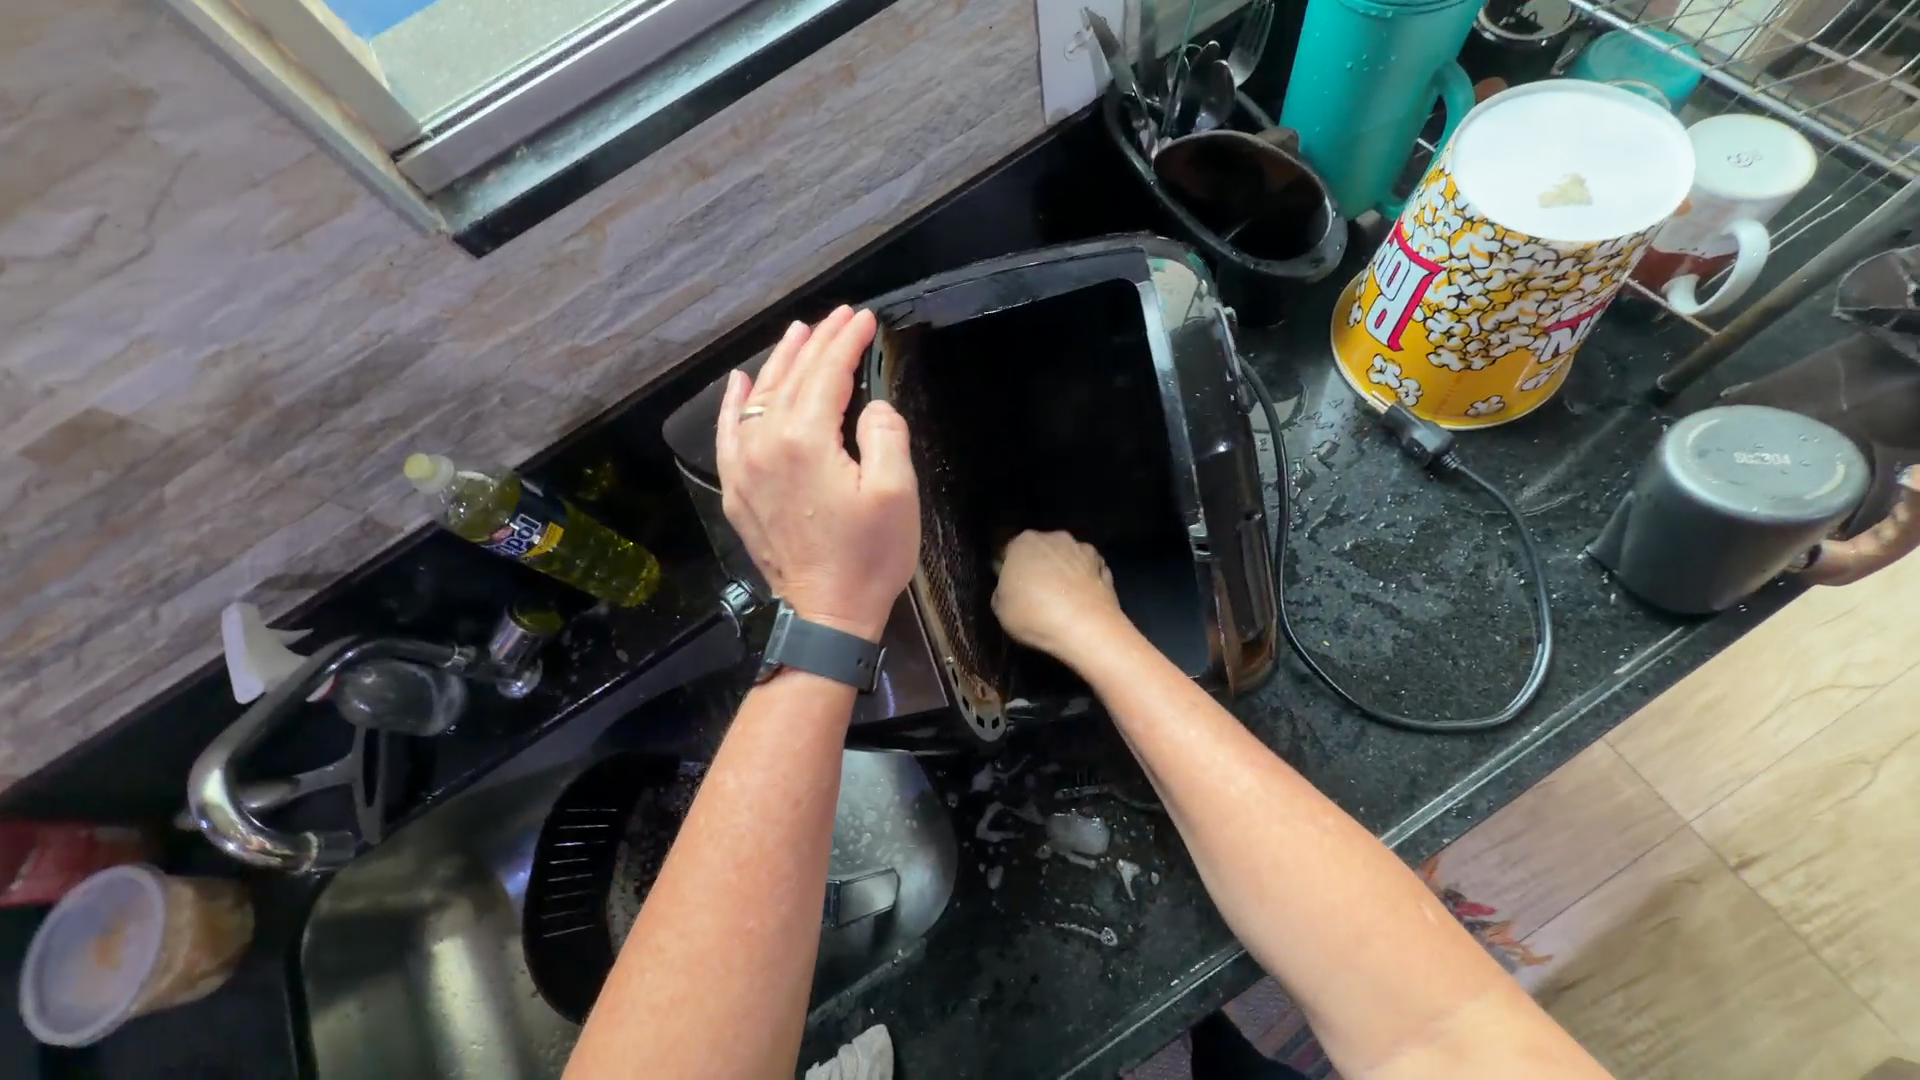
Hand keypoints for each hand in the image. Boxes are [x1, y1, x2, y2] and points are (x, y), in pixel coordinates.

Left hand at [716, 307, 918, 641]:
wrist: (826, 613)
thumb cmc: (869, 555)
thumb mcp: (896, 491)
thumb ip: (885, 432)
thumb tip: (869, 405)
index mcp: (805, 440)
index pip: (826, 374)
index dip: (848, 342)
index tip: (866, 319)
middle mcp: (765, 443)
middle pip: (791, 378)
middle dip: (818, 343)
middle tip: (841, 316)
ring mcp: (743, 467)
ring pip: (757, 397)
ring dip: (780, 362)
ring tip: (799, 333)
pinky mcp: (736, 490)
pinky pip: (727, 432)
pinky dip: (733, 402)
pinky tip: (739, 381)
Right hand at [991, 530, 1128, 662]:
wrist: (1085, 627)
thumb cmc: (1034, 615)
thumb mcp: (1001, 610)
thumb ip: (1002, 592)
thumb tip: (1009, 589)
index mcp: (1022, 543)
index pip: (1009, 551)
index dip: (1009, 569)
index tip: (1011, 587)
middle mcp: (1053, 537)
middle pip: (1040, 550)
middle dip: (1038, 566)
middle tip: (1036, 593)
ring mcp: (1081, 549)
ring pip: (1066, 557)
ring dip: (1063, 571)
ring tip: (1063, 599)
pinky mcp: (1104, 565)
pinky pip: (1088, 570)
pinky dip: (1084, 579)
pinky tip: (1082, 600)